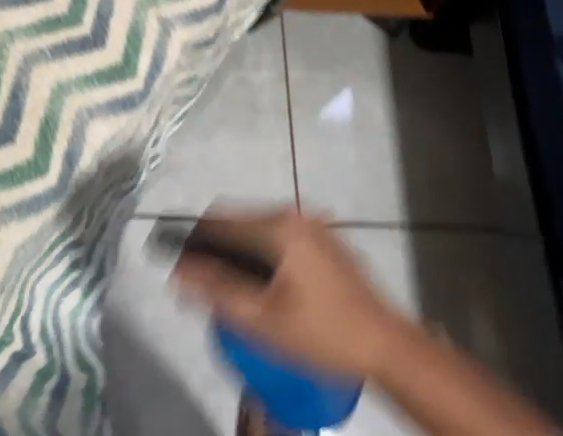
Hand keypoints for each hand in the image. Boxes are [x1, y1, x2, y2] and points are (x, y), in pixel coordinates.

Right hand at [170, 208, 419, 381]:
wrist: (387, 346)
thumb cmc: (321, 334)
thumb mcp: (261, 319)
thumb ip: (216, 290)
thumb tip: (176, 272)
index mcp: (277, 227)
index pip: (217, 220)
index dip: (190, 240)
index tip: (174, 263)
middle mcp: (295, 215)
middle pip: (238, 222)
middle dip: (215, 248)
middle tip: (204, 285)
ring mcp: (315, 225)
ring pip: (258, 231)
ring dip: (239, 253)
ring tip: (231, 290)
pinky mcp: (327, 240)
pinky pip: (280, 238)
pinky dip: (263, 255)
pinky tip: (265, 287)